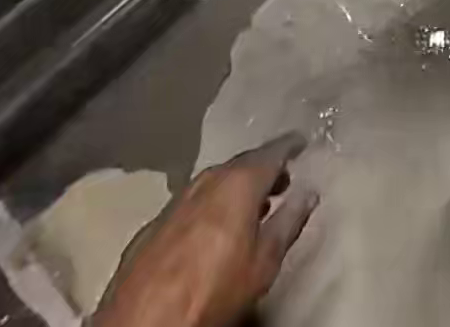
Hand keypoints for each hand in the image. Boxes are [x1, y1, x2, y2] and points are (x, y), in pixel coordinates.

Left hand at [94, 134, 316, 326]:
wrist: (140, 325)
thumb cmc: (214, 291)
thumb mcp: (264, 263)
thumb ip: (289, 222)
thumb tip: (309, 191)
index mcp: (239, 181)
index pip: (272, 151)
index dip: (290, 145)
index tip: (303, 142)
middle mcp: (208, 179)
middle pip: (242, 163)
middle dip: (264, 168)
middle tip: (283, 179)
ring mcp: (177, 199)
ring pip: (216, 181)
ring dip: (237, 186)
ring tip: (254, 204)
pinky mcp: (154, 224)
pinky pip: (193, 202)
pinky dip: (212, 205)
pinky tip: (214, 228)